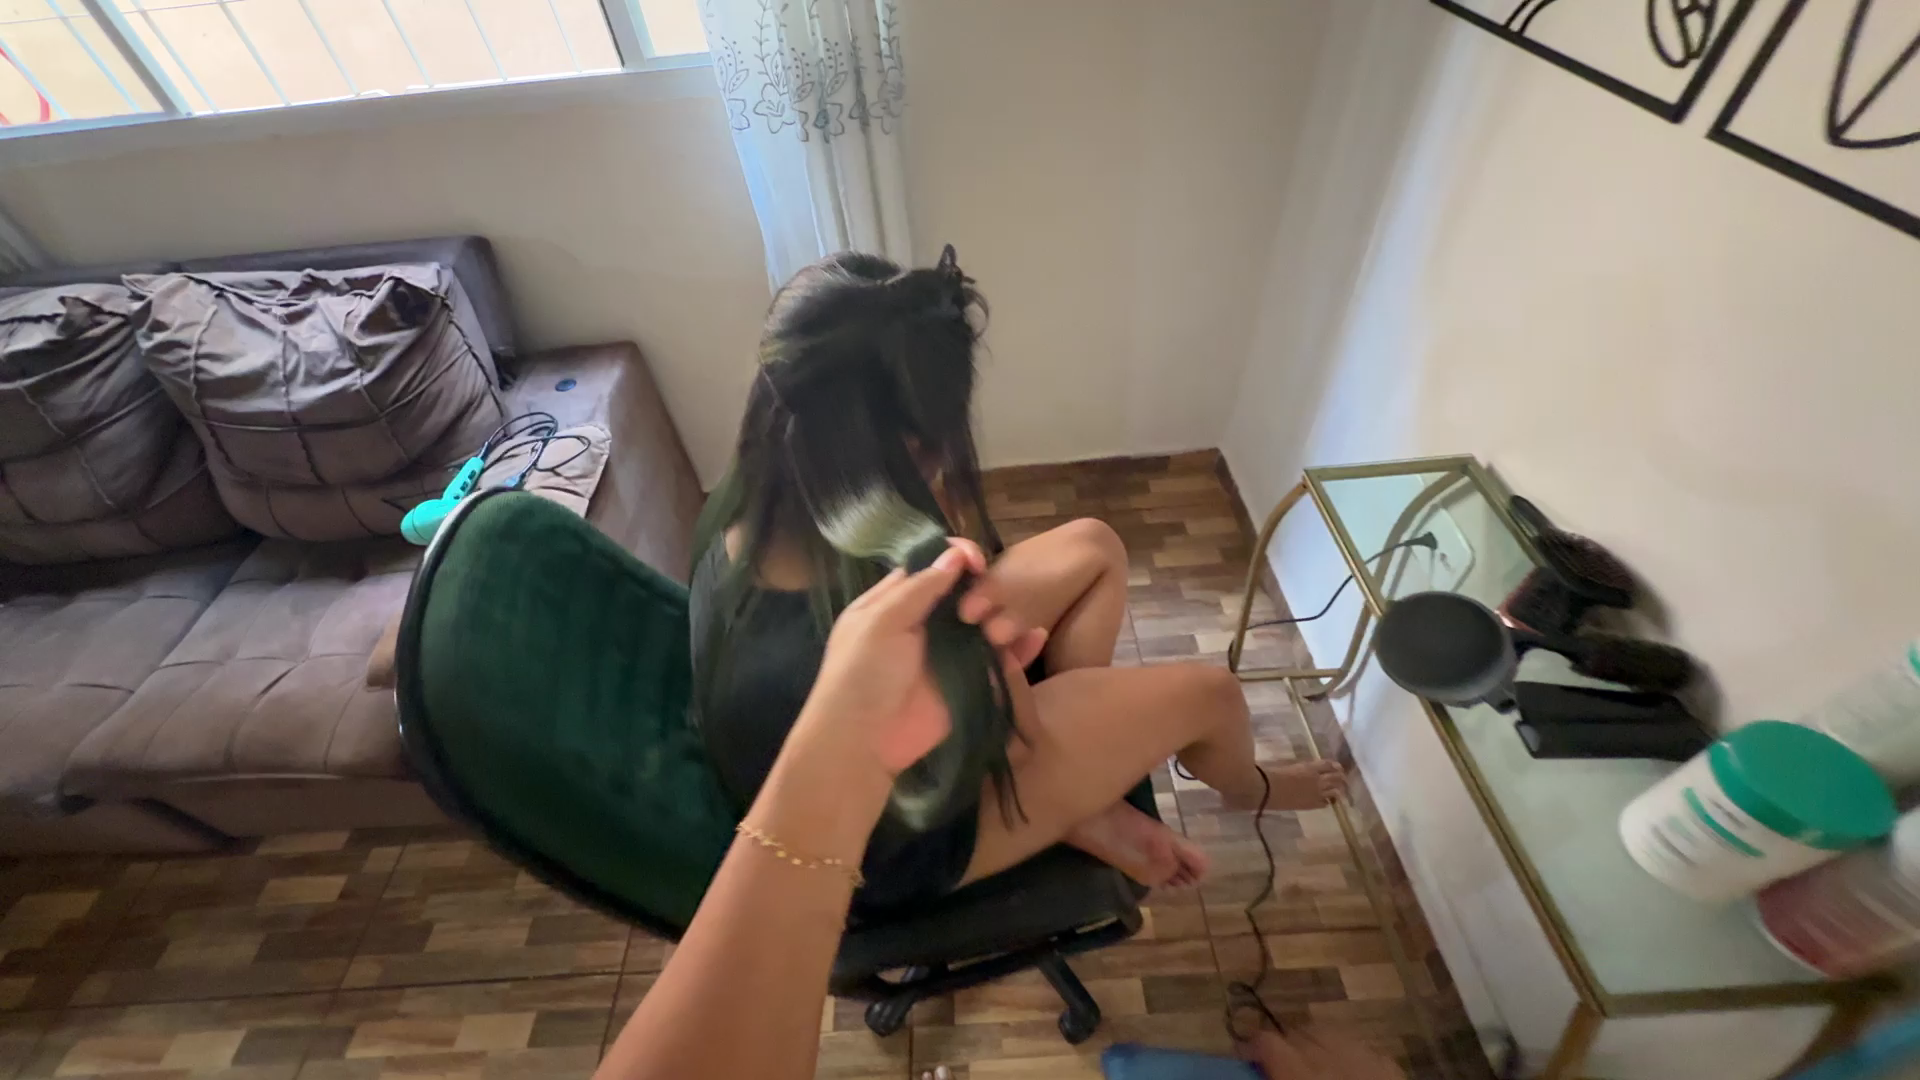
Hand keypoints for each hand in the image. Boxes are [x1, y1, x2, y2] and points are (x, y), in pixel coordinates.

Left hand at [791, 539, 1045, 777]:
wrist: (864, 742)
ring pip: (985, 623)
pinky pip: (998, 661)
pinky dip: (1018, 649)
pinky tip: (1035, 636)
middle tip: (992, 597)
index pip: (930, 567)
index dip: (954, 556)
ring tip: (1003, 623)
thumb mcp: (881, 622)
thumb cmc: (862, 673)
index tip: (976, 559)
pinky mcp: (969, 682)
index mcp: (896, 601)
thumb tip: (953, 556)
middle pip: (963, 593)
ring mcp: (950, 653)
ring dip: (1001, 615)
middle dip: (983, 588)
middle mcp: (925, 622)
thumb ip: (918, 589)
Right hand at [1239, 1030, 1406, 1079]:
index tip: (1245, 1059)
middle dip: (1284, 1048)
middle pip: (1296, 1034)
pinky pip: (1360, 1046)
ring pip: (1327, 1033)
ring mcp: (1365, 1061)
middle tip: (1279, 1071)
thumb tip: (1259, 1075)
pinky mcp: (1391, 1069)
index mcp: (1303, 1078)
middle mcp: (1333, 1061)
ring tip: (1312, 1067)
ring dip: (1314, 1046)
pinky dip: (1348, 1055)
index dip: (1252, 1047)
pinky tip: (1346, 1073)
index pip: (1267, 1043)